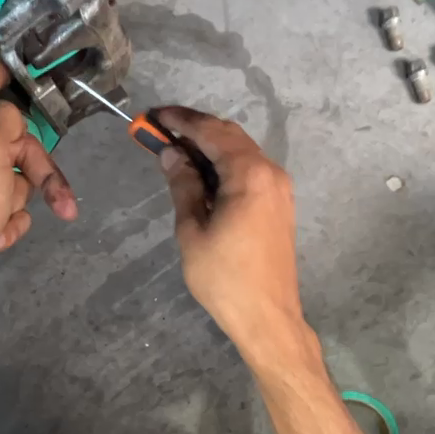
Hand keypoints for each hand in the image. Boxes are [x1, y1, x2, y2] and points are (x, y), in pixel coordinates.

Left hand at [0, 58, 77, 306]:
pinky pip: (3, 209)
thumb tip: (9, 116)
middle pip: (12, 142)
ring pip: (13, 179)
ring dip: (15, 202)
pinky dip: (5, 224)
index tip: (18, 65)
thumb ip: (6, 119)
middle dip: (37, 171)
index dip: (0, 73)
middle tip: (62, 198)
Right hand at [152, 107, 303, 355]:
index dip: (181, 121)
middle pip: (230, 137)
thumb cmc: (224, 279)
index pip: (212, 133)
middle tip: (161, 132)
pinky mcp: (280, 205)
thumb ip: (183, 187)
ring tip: (176, 153)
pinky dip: (225, 166)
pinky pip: (250, 172)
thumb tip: (171, 155)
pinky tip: (202, 177)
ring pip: (241, 153)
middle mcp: (271, 173)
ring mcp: (280, 189)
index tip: (154, 116)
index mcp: (249, 175)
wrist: (267, 317)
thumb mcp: (193, 231)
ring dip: (210, 148)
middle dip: (195, 130)